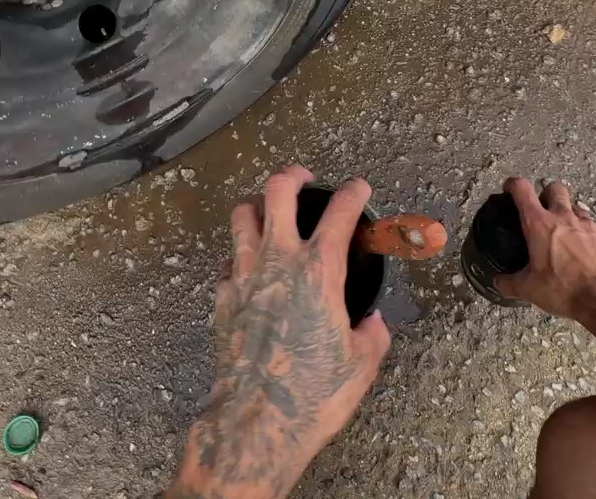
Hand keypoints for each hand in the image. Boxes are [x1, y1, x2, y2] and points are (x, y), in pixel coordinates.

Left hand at [169, 166, 391, 498]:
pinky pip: (229, 258)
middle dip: (292, 174)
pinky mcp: (222, 295)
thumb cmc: (312, 395)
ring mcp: (244, 273)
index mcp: (318, 271)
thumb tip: (373, 320)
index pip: (339, 214)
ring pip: (243, 214)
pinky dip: (241, 252)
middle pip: (277, 191)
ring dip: (257, 204)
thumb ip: (372, 333)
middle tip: (303, 177)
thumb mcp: (361, 365)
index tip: (357, 187)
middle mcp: (279, 261)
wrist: (256, 420)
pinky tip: (250, 264)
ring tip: (268, 208)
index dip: (352, 193)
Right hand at [493, 177, 595, 324]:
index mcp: (539, 223)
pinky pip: (595, 230)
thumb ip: (509, 283)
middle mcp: (564, 217)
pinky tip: (586, 253)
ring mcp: (588, 226)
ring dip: (569, 215)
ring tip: (566, 234)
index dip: (513, 184)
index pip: (522, 188)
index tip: (509, 190)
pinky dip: (588, 236)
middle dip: (547, 194)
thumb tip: (498, 283)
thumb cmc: (562, 289)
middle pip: (555, 188)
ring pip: (577, 208)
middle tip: (543, 211)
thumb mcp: (529, 289)